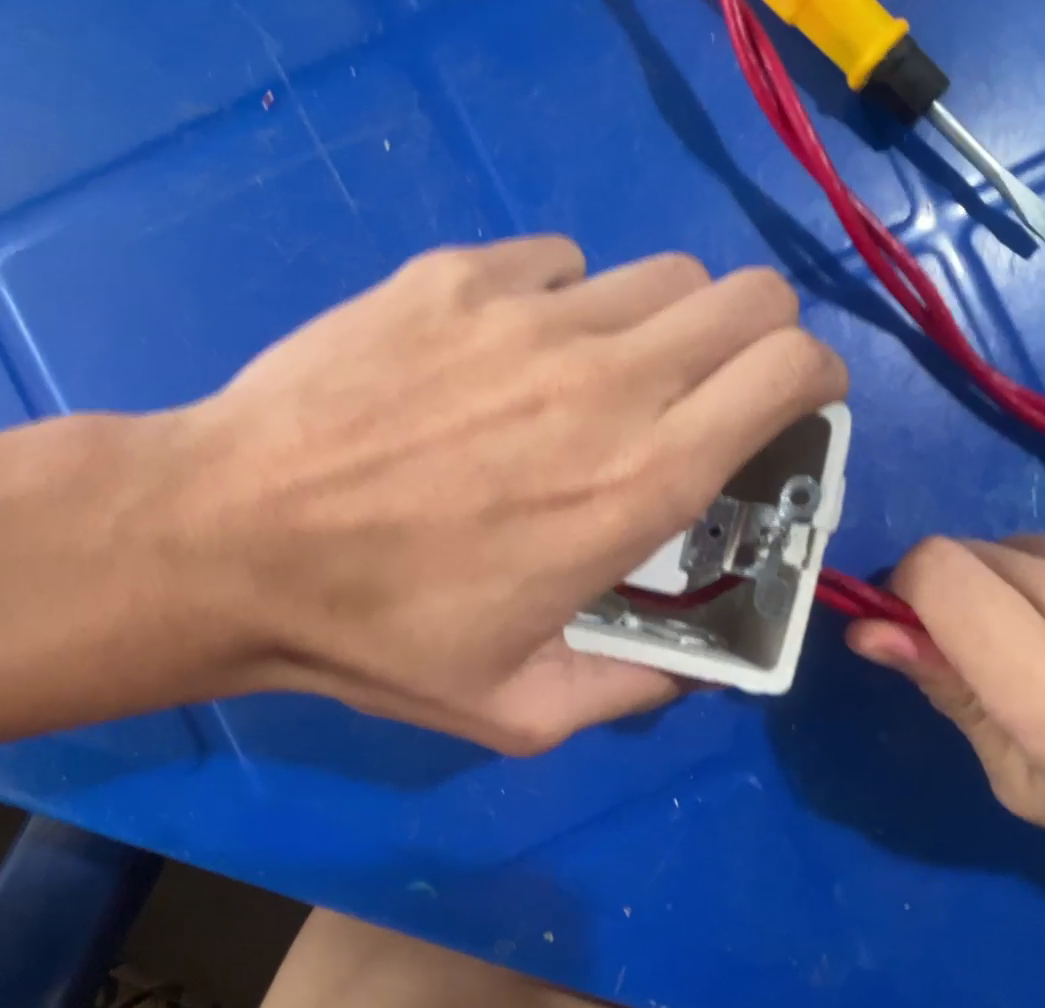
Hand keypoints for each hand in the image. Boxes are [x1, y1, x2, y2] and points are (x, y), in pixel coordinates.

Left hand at [170, 237, 845, 752]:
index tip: (791, 408)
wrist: (230, 540)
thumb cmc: (378, 634)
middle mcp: (609, 377)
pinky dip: (566, 299)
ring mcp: (529, 310)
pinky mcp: (456, 274)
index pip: (791, 369)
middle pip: (749, 296)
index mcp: (642, 480)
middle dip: (759, 339)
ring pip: (661, 273)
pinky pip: (559, 260)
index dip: (814, 380)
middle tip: (712, 390)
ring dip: (666, 322)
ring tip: (609, 375)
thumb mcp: (519, 709)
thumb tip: (689, 674)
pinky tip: (511, 350)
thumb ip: (629, 693)